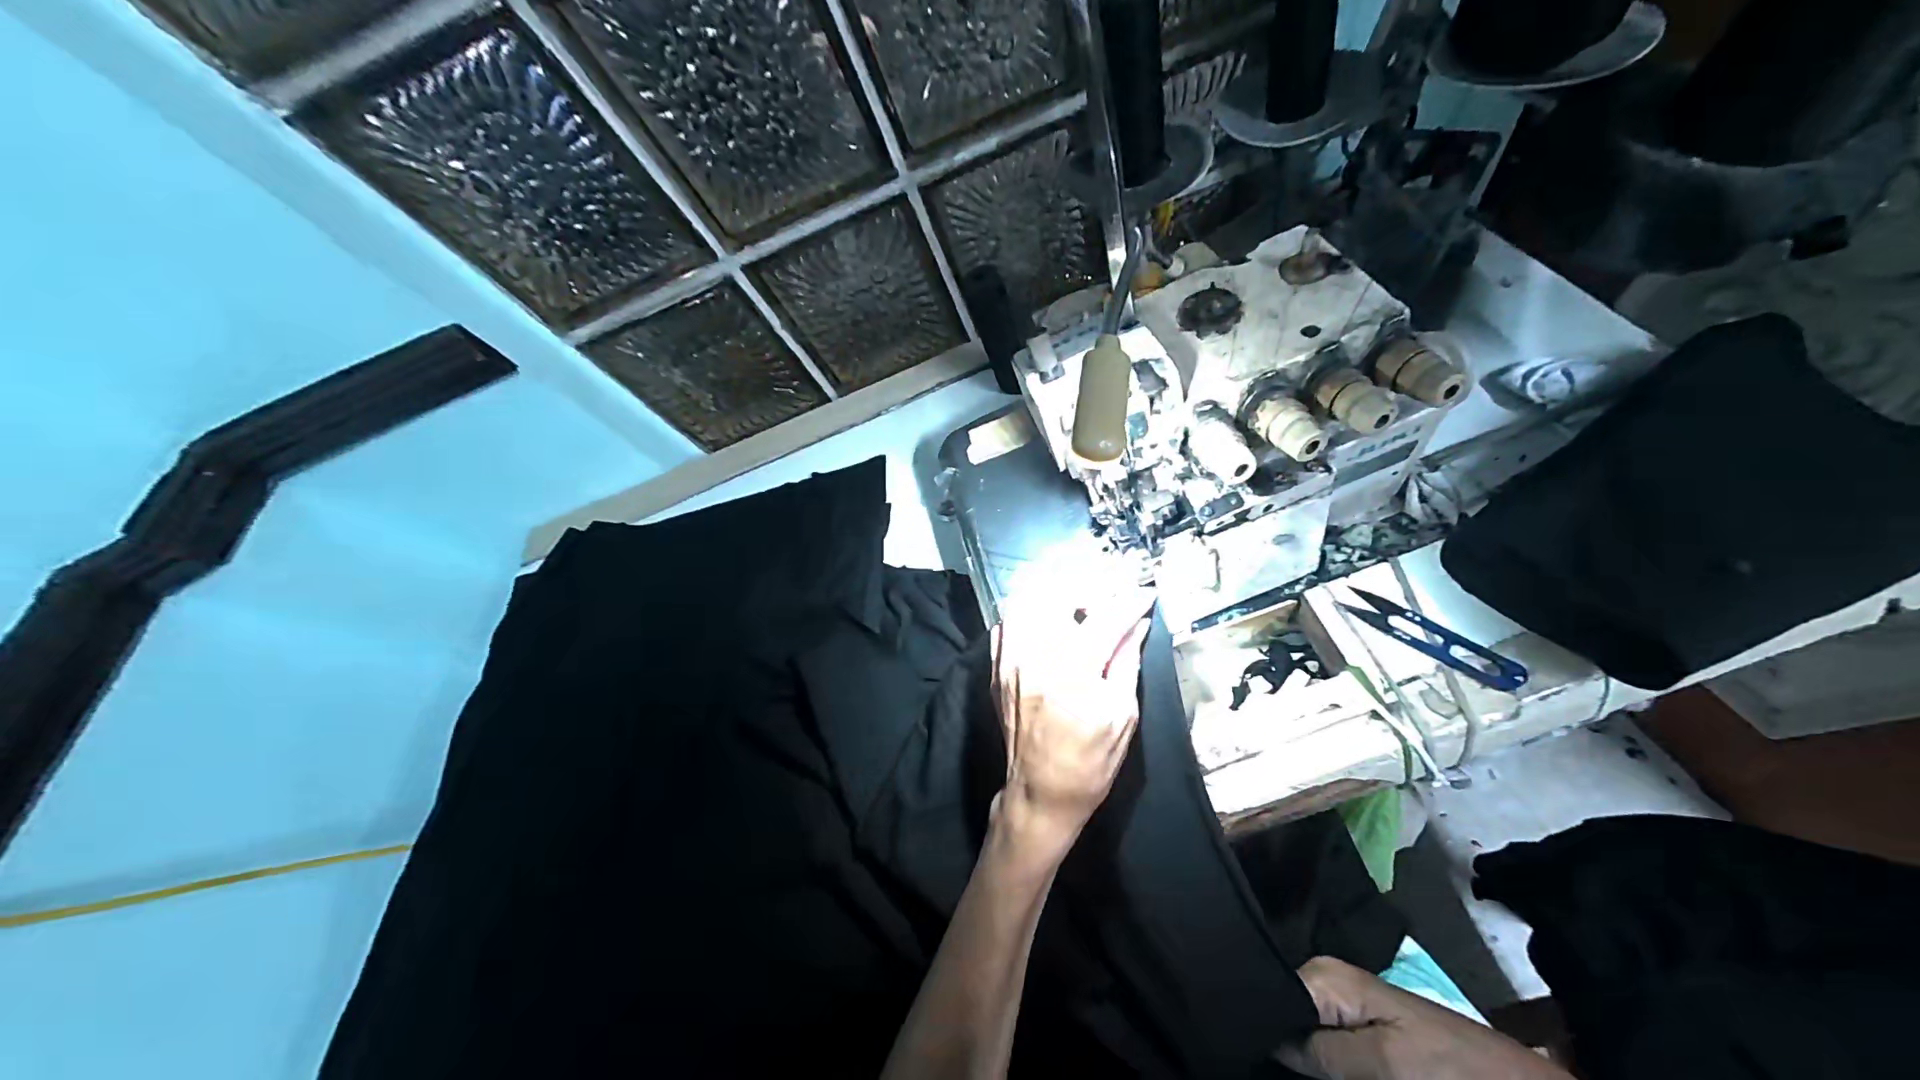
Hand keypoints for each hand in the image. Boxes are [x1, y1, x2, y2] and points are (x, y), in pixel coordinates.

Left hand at [989, 589, 1154, 863]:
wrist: (1039, 793)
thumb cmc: (1089, 764)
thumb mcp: (1123, 717)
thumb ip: (1126, 662)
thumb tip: (1137, 624)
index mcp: (1070, 677)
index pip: (1103, 621)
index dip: (1128, 603)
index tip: (1144, 593)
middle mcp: (1033, 662)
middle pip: (1056, 598)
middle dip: (1088, 588)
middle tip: (1109, 596)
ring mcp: (1008, 664)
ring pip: (1025, 603)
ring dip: (1056, 596)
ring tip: (1079, 604)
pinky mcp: (996, 670)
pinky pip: (1007, 624)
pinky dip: (1029, 614)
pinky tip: (1049, 621)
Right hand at [1277, 957, 1572, 1079]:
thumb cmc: (1451, 1070)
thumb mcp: (1386, 1063)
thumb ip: (1322, 1050)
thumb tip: (1265, 1040)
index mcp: (1325, 976)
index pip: (1266, 990)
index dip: (1255, 1022)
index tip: (1247, 1048)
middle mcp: (1327, 984)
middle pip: (1279, 1013)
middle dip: (1274, 1042)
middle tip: (1263, 1063)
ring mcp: (1344, 1009)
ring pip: (1297, 1034)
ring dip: (1295, 1058)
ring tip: (1284, 1068)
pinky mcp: (1359, 1035)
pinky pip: (1321, 1046)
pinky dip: (1315, 1065)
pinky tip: (1312, 1073)